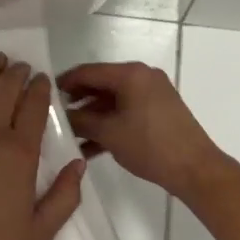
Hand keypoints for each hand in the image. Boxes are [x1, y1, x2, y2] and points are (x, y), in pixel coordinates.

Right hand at [58, 62, 225, 198]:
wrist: (194, 168)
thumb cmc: (150, 145)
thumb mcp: (109, 133)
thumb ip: (81, 121)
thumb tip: (61, 115)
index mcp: (131, 74)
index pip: (88, 71)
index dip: (64, 82)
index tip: (44, 95)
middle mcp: (142, 77)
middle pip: (101, 84)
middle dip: (77, 102)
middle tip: (54, 117)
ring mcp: (152, 94)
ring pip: (113, 101)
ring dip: (92, 117)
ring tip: (68, 136)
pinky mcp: (158, 111)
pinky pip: (126, 111)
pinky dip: (109, 125)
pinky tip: (89, 147)